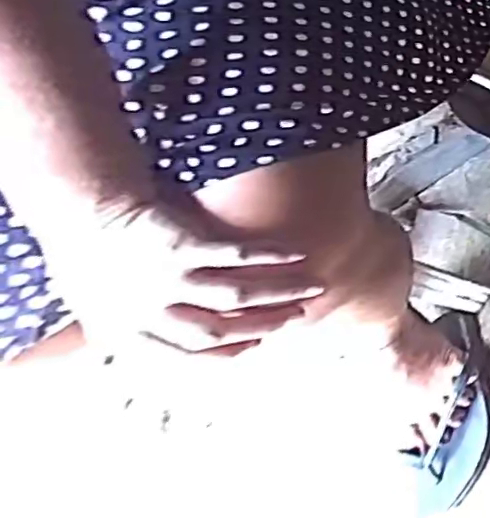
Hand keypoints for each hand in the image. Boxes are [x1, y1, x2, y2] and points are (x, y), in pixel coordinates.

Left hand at [31, 191, 324, 355]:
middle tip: (300, 312)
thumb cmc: (100, 269)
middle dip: (266, 323)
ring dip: (282, 292)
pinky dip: (273, 255)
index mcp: (125, 334)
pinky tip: (299, 254)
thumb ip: (140, 332)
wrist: (86, 222)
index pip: (187, 355)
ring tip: (315, 285)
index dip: (229, 351)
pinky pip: (236, 255)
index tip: (263, 341)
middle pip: (218, 328)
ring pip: (235, 295)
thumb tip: (185, 346)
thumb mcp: (104, 311)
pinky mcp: (182, 247)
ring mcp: (166, 279)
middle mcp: (147, 312)